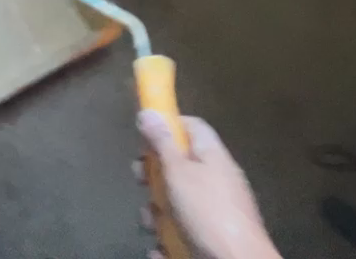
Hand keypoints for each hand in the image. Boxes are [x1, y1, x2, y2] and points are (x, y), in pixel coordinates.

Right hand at [137, 111, 279, 258]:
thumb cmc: (207, 211)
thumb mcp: (178, 172)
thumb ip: (162, 143)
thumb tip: (148, 111)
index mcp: (213, 156)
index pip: (191, 126)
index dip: (167, 126)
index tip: (145, 136)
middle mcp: (217, 180)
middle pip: (180, 167)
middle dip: (154, 175)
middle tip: (139, 181)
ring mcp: (217, 212)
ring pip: (178, 204)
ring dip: (157, 213)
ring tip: (148, 224)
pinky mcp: (213, 239)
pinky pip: (184, 234)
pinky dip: (168, 240)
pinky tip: (158, 250)